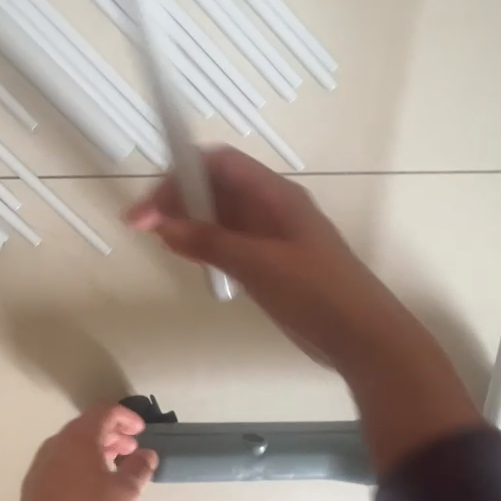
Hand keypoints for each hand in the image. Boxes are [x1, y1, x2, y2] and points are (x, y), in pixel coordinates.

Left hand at [12, 403, 158, 500]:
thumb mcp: (125, 493)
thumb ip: (139, 468)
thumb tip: (147, 454)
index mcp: (77, 438)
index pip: (104, 411)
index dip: (126, 416)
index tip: (141, 431)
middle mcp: (55, 444)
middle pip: (87, 426)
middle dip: (112, 433)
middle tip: (132, 449)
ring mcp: (41, 464)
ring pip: (72, 445)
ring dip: (96, 449)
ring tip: (115, 466)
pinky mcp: (34, 483)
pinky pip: (61, 462)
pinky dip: (80, 463)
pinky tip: (92, 484)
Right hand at [129, 145, 485, 474]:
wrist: (360, 336)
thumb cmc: (316, 293)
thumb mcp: (259, 265)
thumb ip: (210, 244)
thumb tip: (164, 226)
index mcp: (275, 196)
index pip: (220, 164)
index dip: (181, 173)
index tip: (149, 202)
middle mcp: (270, 208)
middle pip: (215, 187)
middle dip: (175, 198)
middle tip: (139, 224)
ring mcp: (268, 236)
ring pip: (218, 215)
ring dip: (185, 220)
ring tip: (154, 237)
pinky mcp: (266, 263)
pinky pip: (226, 242)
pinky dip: (201, 243)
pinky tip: (183, 254)